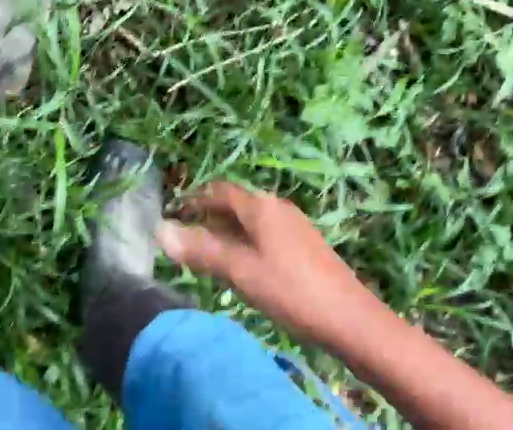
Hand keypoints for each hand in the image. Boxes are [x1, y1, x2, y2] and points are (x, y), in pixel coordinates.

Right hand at [156, 182, 376, 346]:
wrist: (353, 321)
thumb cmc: (291, 291)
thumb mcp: (240, 272)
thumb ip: (200, 250)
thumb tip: (159, 230)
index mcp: (261, 206)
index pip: (219, 191)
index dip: (194, 200)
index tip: (173, 214)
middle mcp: (278, 207)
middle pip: (235, 204)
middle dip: (209, 216)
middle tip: (187, 236)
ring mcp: (295, 226)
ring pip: (252, 221)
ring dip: (228, 231)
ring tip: (210, 254)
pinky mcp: (306, 246)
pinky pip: (266, 234)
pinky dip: (247, 242)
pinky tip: (244, 267)